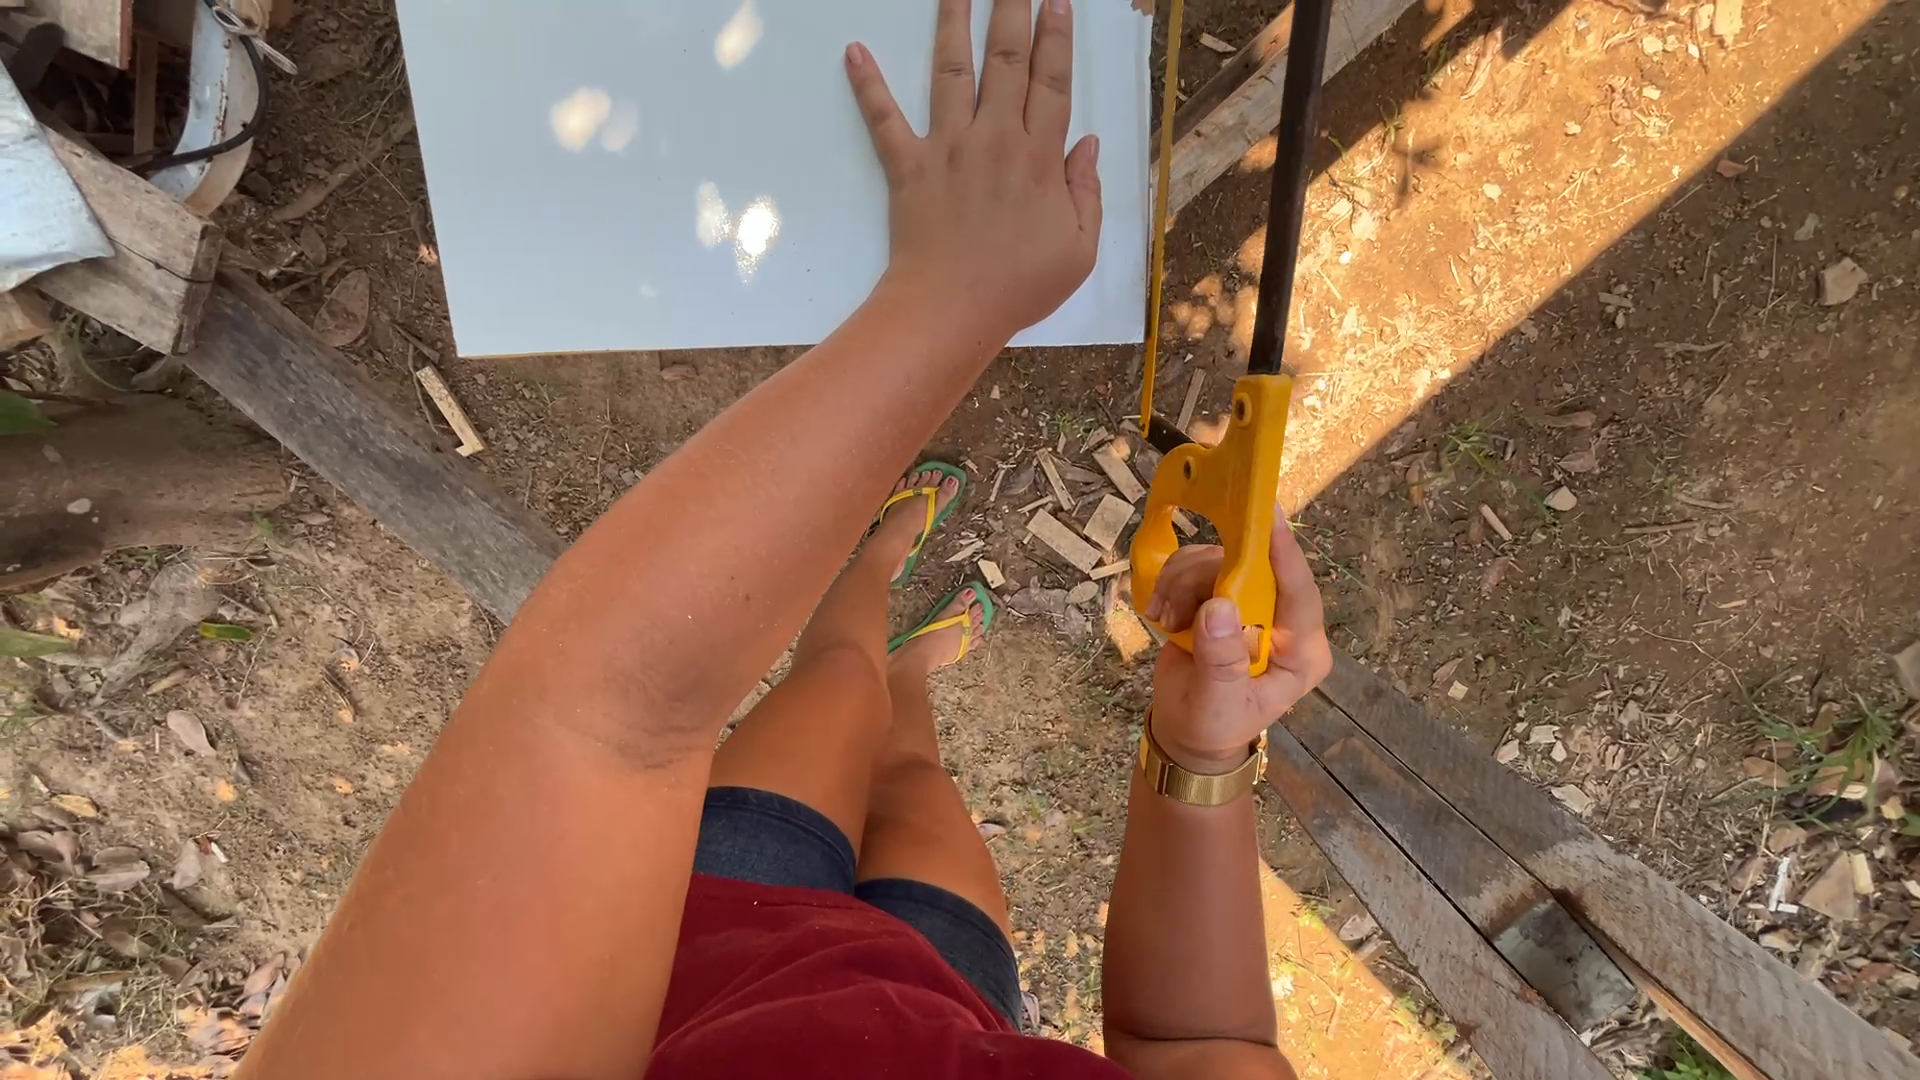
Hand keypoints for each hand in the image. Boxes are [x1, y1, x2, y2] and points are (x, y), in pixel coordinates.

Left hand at [845, 0, 1102, 340]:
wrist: (952, 311)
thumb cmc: (1018, 288)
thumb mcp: (1078, 252)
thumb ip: (1087, 194)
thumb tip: (1089, 144)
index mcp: (1040, 159)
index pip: (1053, 83)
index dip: (1057, 37)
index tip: (1057, 0)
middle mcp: (994, 140)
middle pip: (1007, 60)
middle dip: (1013, 9)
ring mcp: (948, 149)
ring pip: (952, 71)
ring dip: (953, 21)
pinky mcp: (908, 168)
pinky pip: (885, 120)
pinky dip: (868, 86)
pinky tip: (854, 52)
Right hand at [1143, 510, 1331, 773]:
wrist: (1184, 729)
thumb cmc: (1210, 725)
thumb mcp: (1217, 702)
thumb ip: (1220, 660)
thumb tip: (1217, 607)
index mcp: (1299, 651)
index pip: (1300, 596)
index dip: (1286, 557)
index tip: (1271, 520)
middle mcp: (1279, 619)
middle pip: (1247, 569)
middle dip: (1204, 578)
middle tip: (1172, 608)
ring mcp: (1247, 603)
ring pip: (1216, 561)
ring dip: (1181, 583)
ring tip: (1165, 617)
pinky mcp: (1217, 595)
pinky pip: (1193, 566)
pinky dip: (1170, 583)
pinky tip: (1161, 612)